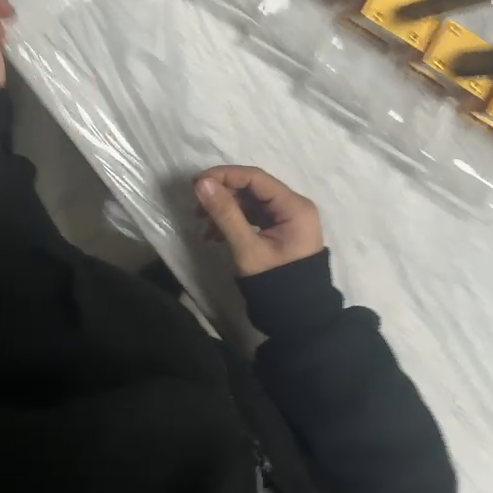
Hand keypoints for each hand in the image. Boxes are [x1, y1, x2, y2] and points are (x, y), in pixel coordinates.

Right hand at [195, 166, 323, 276]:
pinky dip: (233, 221)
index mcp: (294, 206)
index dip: (225, 175)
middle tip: (196, 206)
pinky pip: (252, 215)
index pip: (255, 178)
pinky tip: (214, 235)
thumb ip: (225, 214)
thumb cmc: (275, 281)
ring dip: (224, 209)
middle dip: (222, 195)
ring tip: (202, 225)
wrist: (296, 316)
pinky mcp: (278, 229)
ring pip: (249, 202)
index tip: (197, 184)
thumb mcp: (247, 248)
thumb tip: (202, 183)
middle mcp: (294, 205)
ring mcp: (286, 218)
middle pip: (252, 188)